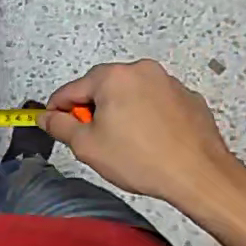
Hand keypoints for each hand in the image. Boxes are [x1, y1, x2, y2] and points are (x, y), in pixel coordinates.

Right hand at [41, 60, 245, 218]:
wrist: (199, 175)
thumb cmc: (143, 159)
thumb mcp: (87, 146)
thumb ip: (59, 126)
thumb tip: (46, 117)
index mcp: (113, 77)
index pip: (71, 89)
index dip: (58, 110)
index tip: (55, 124)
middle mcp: (141, 70)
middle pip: (101, 88)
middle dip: (93, 111)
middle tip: (94, 140)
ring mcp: (168, 82)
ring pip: (130, 94)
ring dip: (121, 113)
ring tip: (126, 144)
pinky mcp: (188, 98)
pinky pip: (155, 103)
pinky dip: (147, 117)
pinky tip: (149, 142)